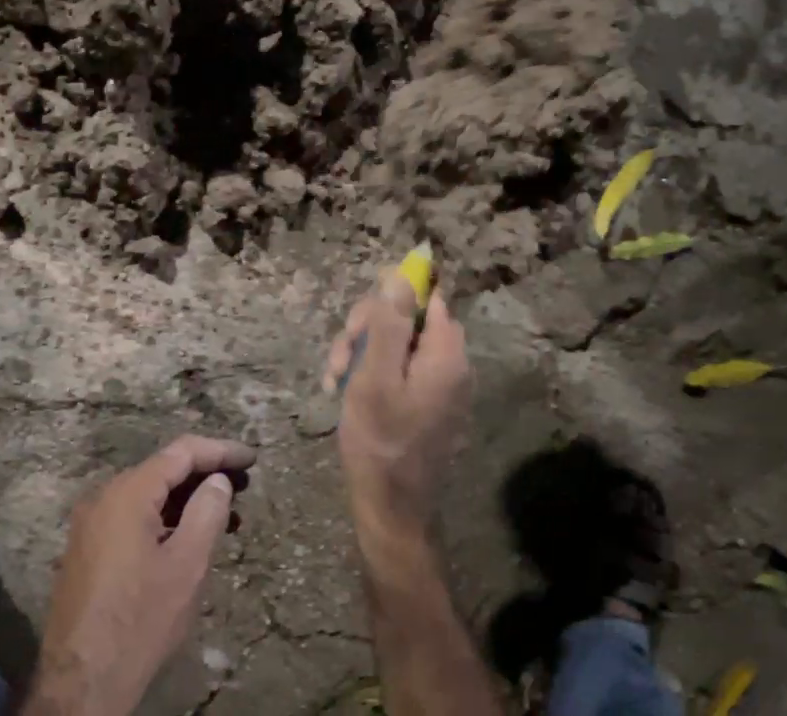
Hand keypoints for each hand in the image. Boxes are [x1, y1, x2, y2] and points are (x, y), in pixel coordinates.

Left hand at [28, 435, 254, 715]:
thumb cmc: (140, 620)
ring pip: (147, 496)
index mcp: (128, 493)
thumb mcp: (187, 565)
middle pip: (162, 470)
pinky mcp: (87, 549)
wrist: (82, 679)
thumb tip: (217, 480)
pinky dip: (165, 518)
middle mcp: (103, 498)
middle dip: (205, 474)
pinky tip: (189, 537)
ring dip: (186, 500)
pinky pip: (132, 517)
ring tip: (227, 516)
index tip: (252, 458)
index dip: (220, 450)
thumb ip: (207, 513)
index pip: (181, 452)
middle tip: (244, 486)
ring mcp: (91, 524)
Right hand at [326, 272, 468, 530]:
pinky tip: (346, 394)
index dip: (390, 299)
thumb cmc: (380, 442)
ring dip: (362, 353)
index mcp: (446, 355)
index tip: (359, 323)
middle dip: (368, 330)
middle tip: (340, 359)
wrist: (391, 509)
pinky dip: (372, 375)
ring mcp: (441, 388)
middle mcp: (452, 366)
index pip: (427, 299)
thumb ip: (389, 325)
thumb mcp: (374, 377)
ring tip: (335, 381)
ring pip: (398, 346)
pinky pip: (400, 372)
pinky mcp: (428, 406)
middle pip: (409, 320)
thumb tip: (401, 276)